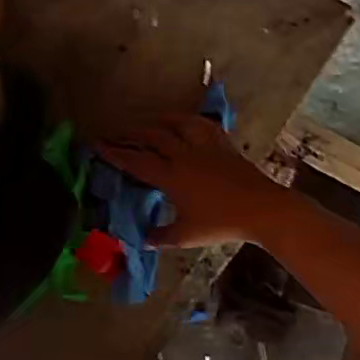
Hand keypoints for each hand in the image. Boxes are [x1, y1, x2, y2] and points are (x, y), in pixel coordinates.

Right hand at [96, 115, 294, 246]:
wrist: (263, 210)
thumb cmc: (221, 224)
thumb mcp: (186, 236)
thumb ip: (161, 236)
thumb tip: (143, 240)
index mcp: (171, 177)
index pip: (136, 161)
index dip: (114, 153)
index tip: (97, 146)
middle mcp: (184, 155)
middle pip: (151, 136)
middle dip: (129, 133)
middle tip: (114, 133)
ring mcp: (205, 147)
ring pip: (175, 124)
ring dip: (156, 120)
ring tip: (144, 121)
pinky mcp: (223, 145)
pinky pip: (202, 125)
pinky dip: (188, 120)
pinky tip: (183, 121)